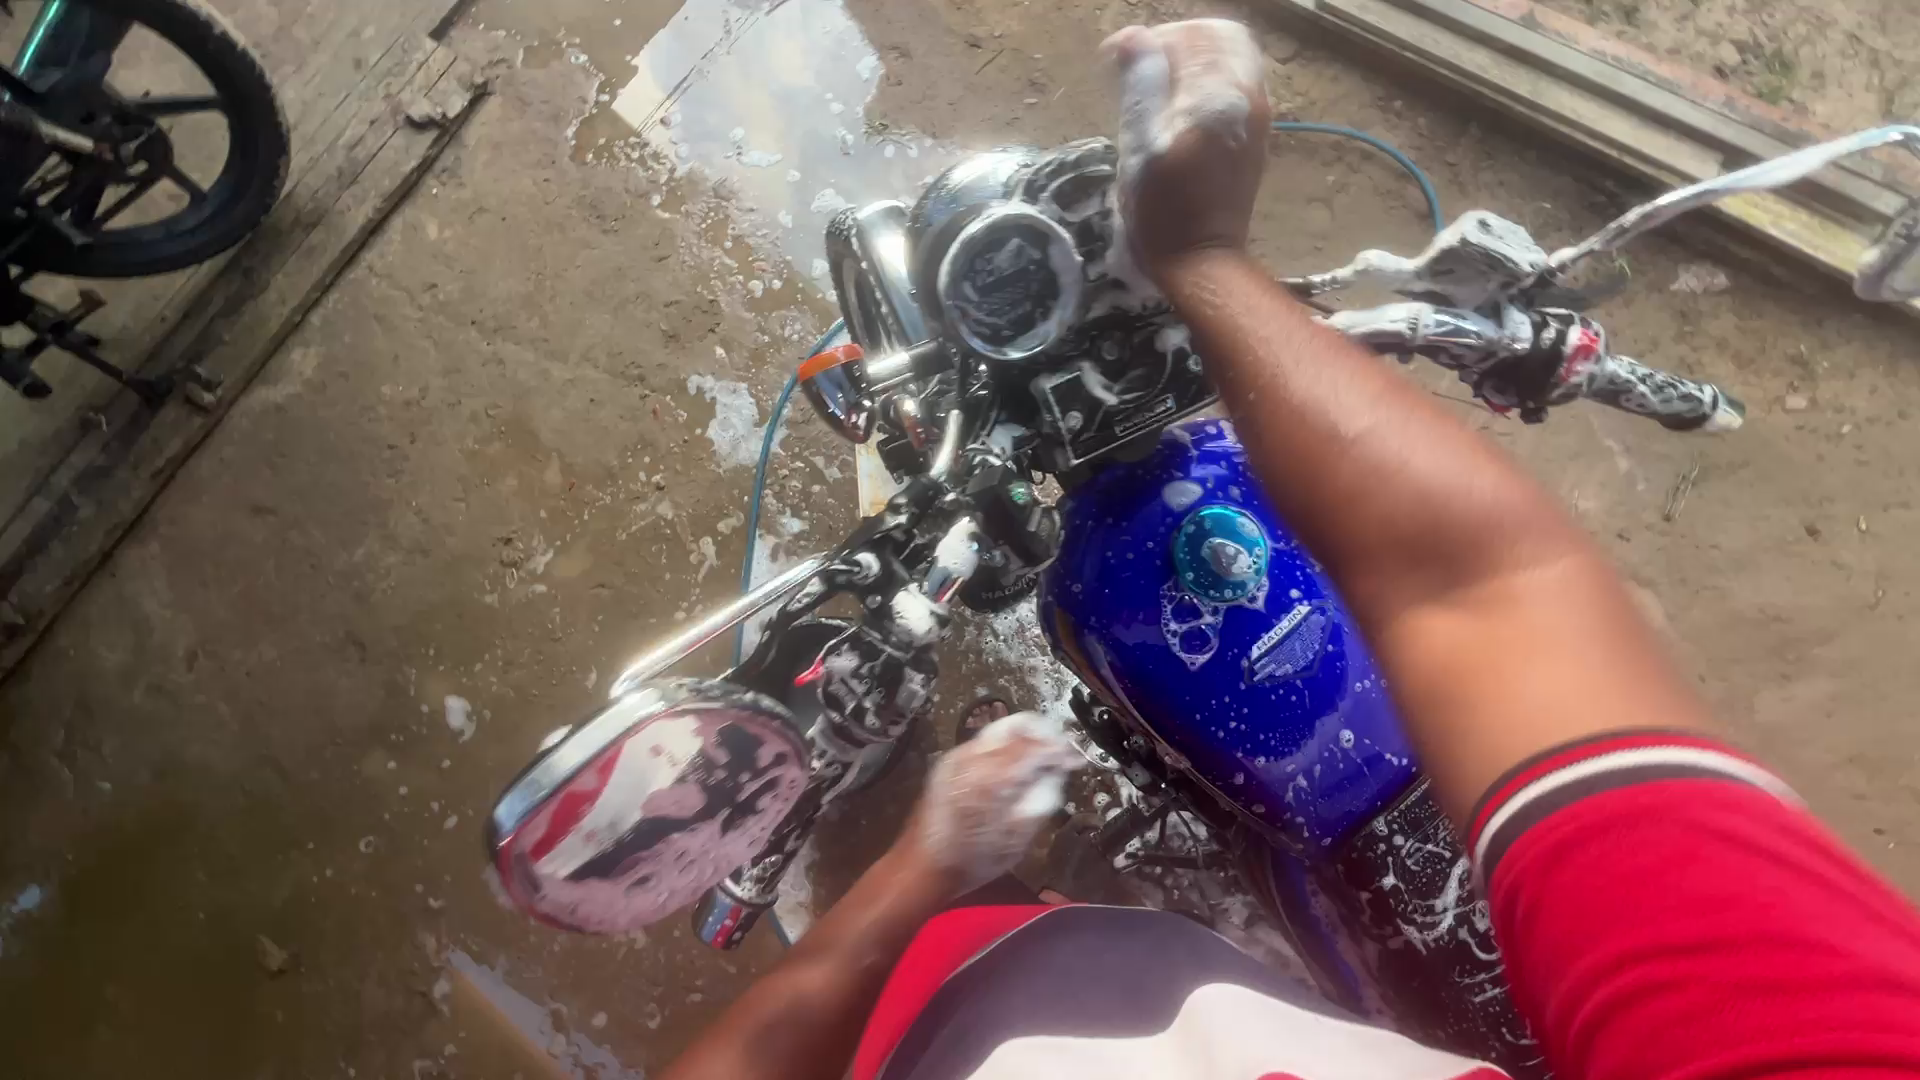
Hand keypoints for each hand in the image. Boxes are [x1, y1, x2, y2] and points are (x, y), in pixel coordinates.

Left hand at [894, 712, 1082, 895]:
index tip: (1073, 759)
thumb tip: (1055, 770)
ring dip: (1025, 740)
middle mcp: (973, 757)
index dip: (1059, 749)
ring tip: (1039, 762)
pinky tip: (1014, 770)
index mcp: (993, 777)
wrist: (922, 866)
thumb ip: (1040, 797)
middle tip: (1057, 754)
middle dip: (1042, 735)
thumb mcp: (1017, 837)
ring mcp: (958, 756)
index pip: (1035, 746)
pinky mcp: (949, 762)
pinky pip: (986, 742)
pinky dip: (1007, 748)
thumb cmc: (972, 861)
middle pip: (1017, 725)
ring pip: (1001, 730)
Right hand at [1104, 20, 1271, 285]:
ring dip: (1192, 65)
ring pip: (1230, 62)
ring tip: (1156, 92)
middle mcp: (1248, 96)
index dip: (1150, 42)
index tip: (1116, 62)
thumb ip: (1141, 88)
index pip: (1190, 36)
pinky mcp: (1254, 140)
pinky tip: (1178, 115)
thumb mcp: (1139, 151)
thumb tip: (1135, 39)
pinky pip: (1236, 89)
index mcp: (1217, 95)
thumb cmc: (1162, 213)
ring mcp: (1257, 119)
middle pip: (1218, 39)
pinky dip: (1206, 87)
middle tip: (1139, 70)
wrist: (1201, 263)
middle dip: (1176, 45)